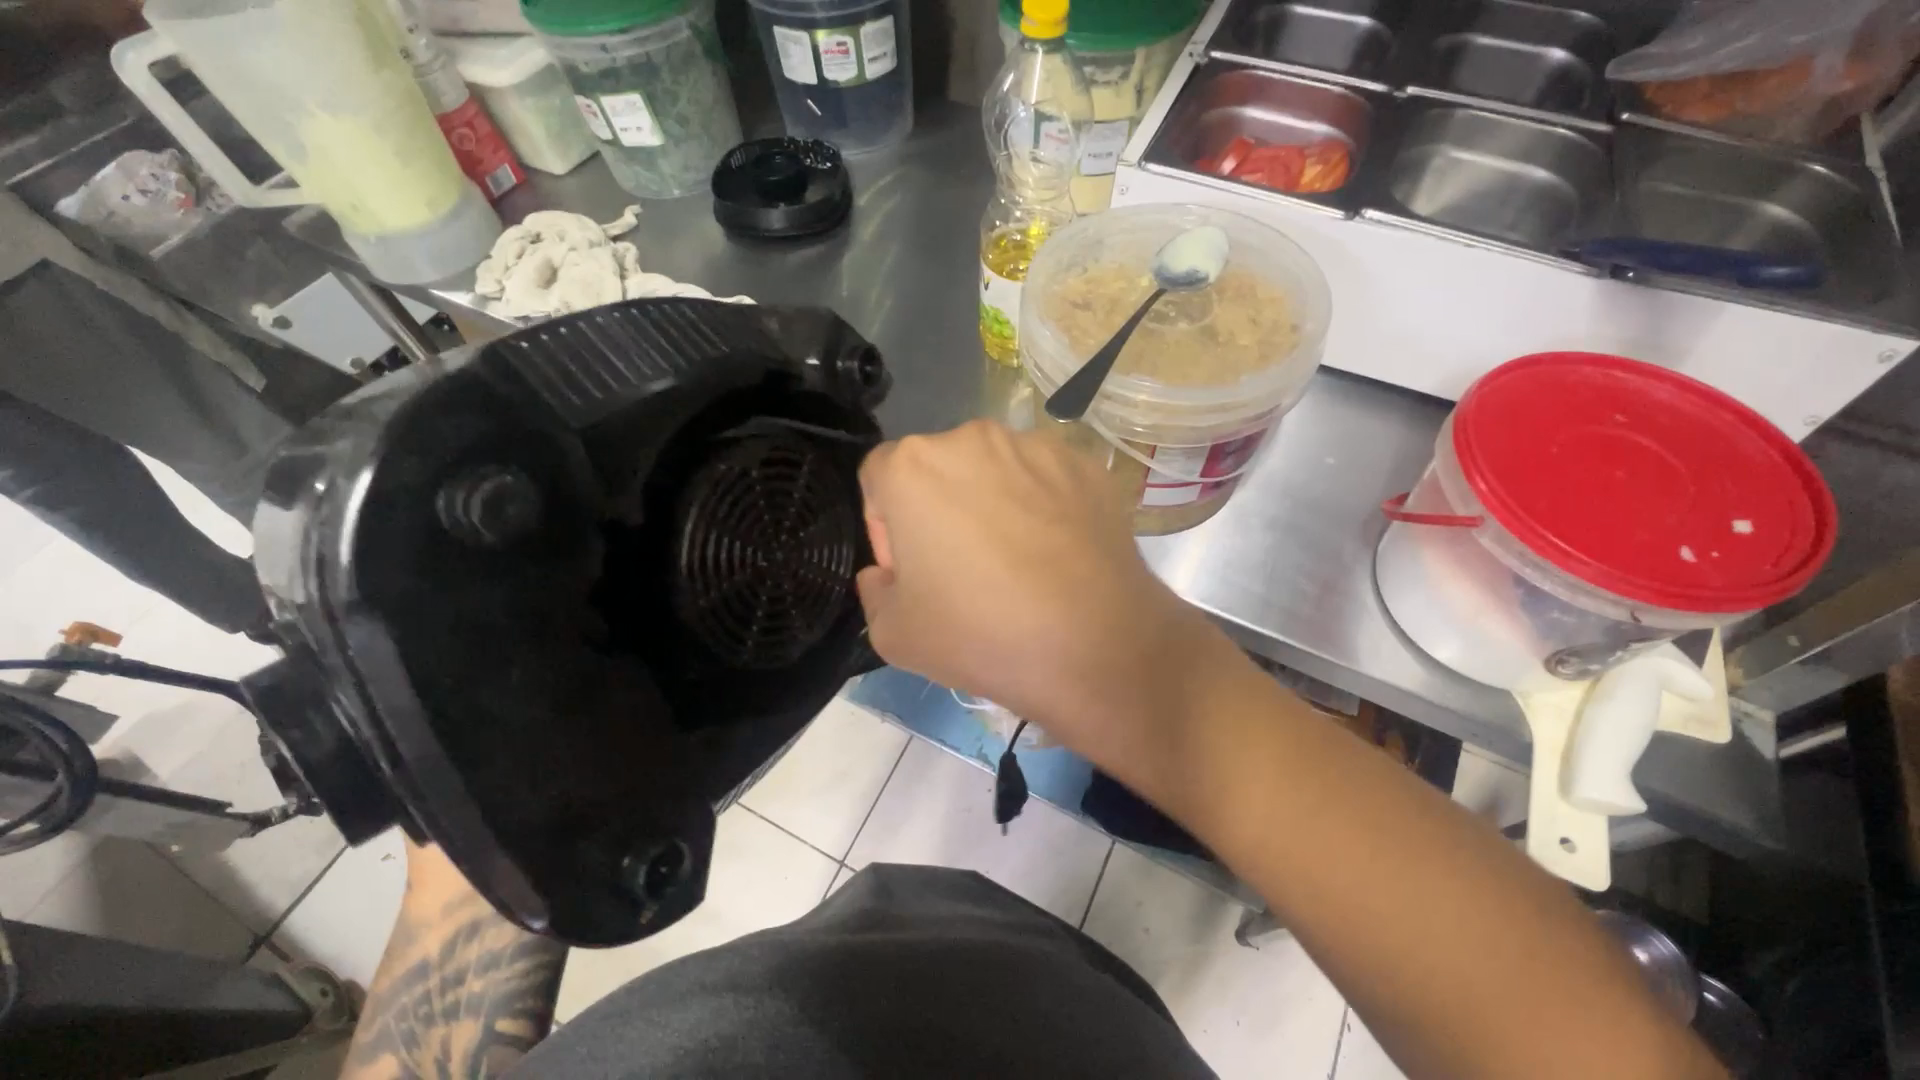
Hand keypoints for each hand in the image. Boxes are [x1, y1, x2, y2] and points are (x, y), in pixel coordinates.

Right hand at [855, 421, 1232, 790]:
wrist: (1095, 645)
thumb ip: (875, 591)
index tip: (911, 573)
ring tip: (1018, 565)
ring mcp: (1037, 447)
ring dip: (993, 506)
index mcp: (913, 466)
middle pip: (938, 470)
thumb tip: (888, 574)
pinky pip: (1047, 482)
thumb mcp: (893, 634)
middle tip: (963, 572)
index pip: (878, 479)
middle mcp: (973, 438)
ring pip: (996, 471)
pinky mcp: (1087, 467)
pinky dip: (1044, 509)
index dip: (886, 528)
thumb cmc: (980, 634)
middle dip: (940, 511)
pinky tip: (1058, 559)